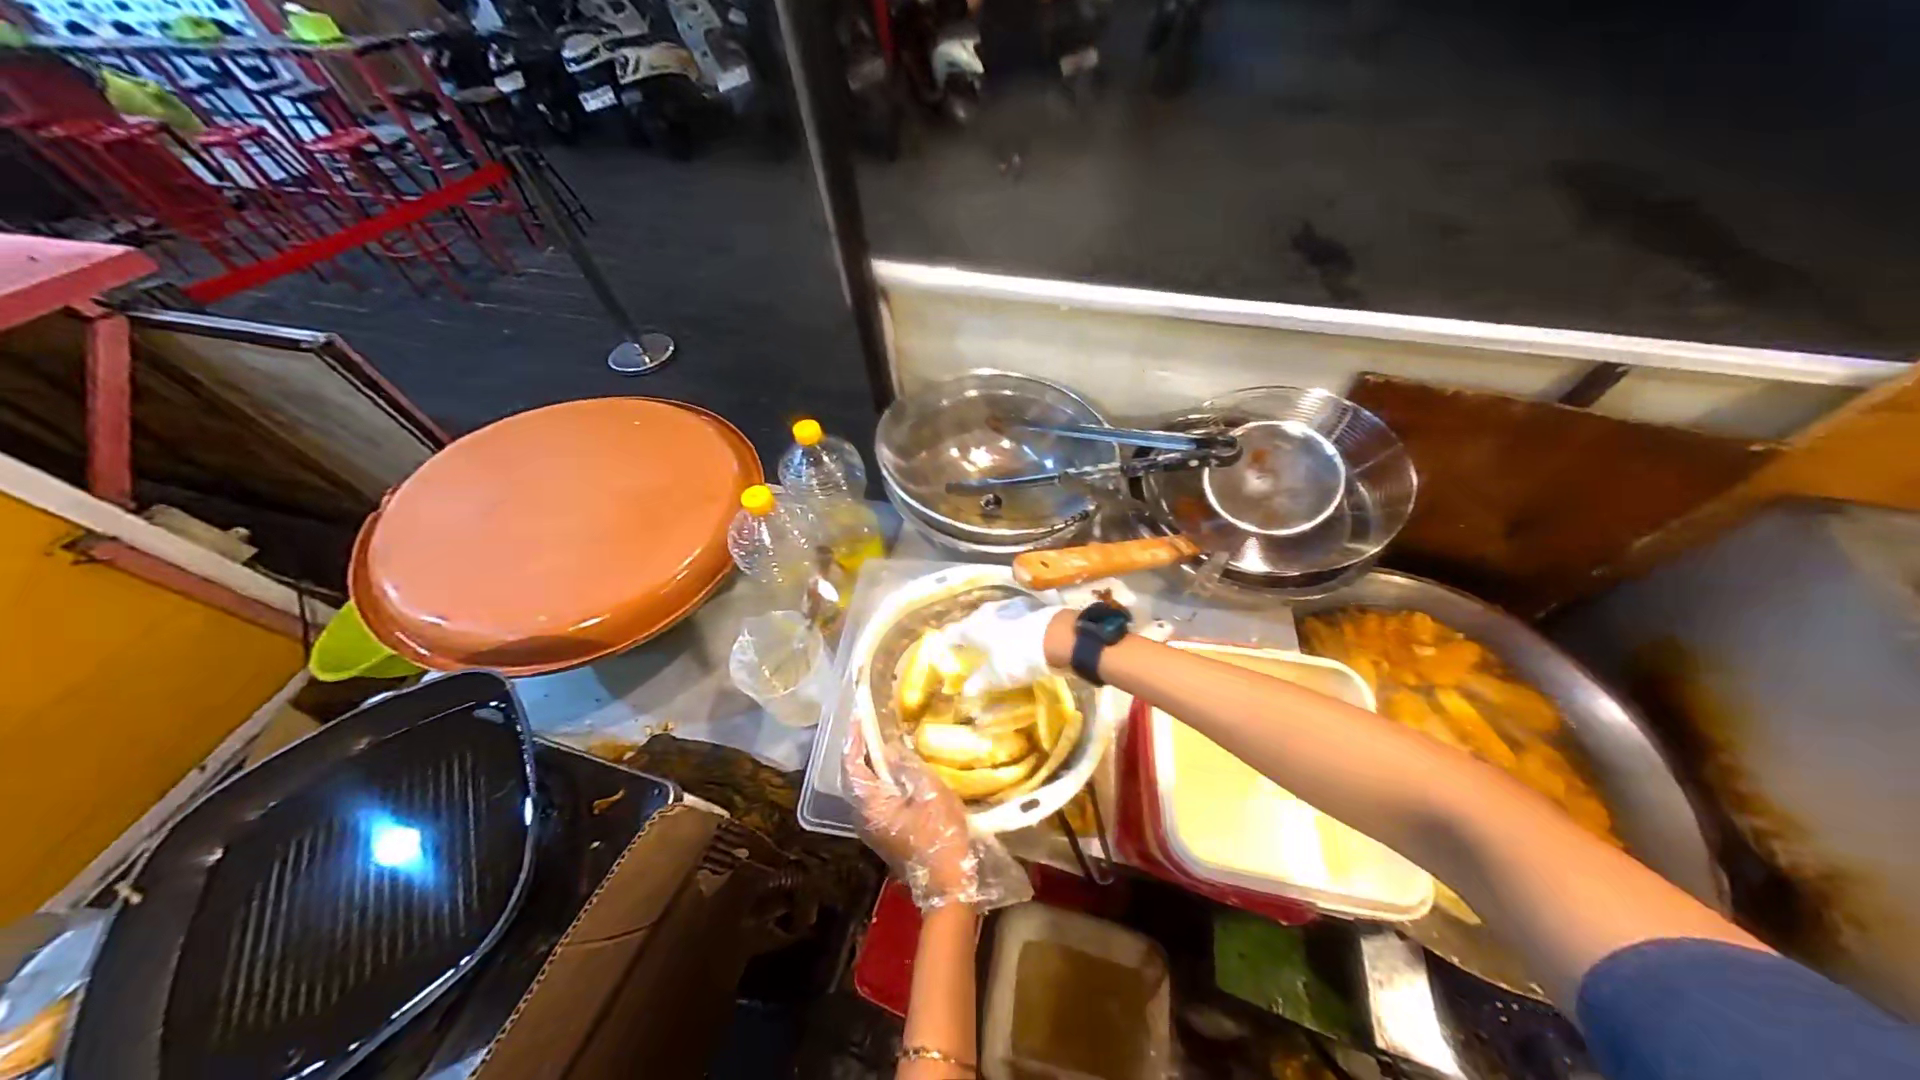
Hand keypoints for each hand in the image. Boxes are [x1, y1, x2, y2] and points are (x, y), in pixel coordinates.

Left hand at [844, 726, 975, 907]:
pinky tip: (899, 769)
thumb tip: (890, 749)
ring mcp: (873, 827)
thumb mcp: (929, 791)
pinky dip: (883, 779)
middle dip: (863, 747)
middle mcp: (862, 815)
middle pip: (855, 774)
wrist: (947, 884)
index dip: (854, 737)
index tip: (861, 714)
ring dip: (873, 763)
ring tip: (887, 739)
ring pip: (866, 787)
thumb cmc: (940, 836)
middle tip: (875, 723)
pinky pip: (877, 798)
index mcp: (869, 803)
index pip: (851, 763)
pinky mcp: (885, 833)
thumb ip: (906, 766)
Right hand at [941, 598, 1069, 696]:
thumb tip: (965, 691)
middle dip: (969, 634)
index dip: (947, 643)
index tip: (946, 651)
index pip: (951, 632)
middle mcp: (986, 612)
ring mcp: (1007, 606)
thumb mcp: (995, 676)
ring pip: (991, 617)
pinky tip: (1014, 635)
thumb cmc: (1017, 658)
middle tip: (969, 647)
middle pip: (971, 622)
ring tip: (991, 641)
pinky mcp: (1027, 607)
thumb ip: (978, 683)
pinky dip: (1008, 626)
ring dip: (990, 628)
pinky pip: (1010, 617)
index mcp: (973, 627)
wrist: (1057, 637)